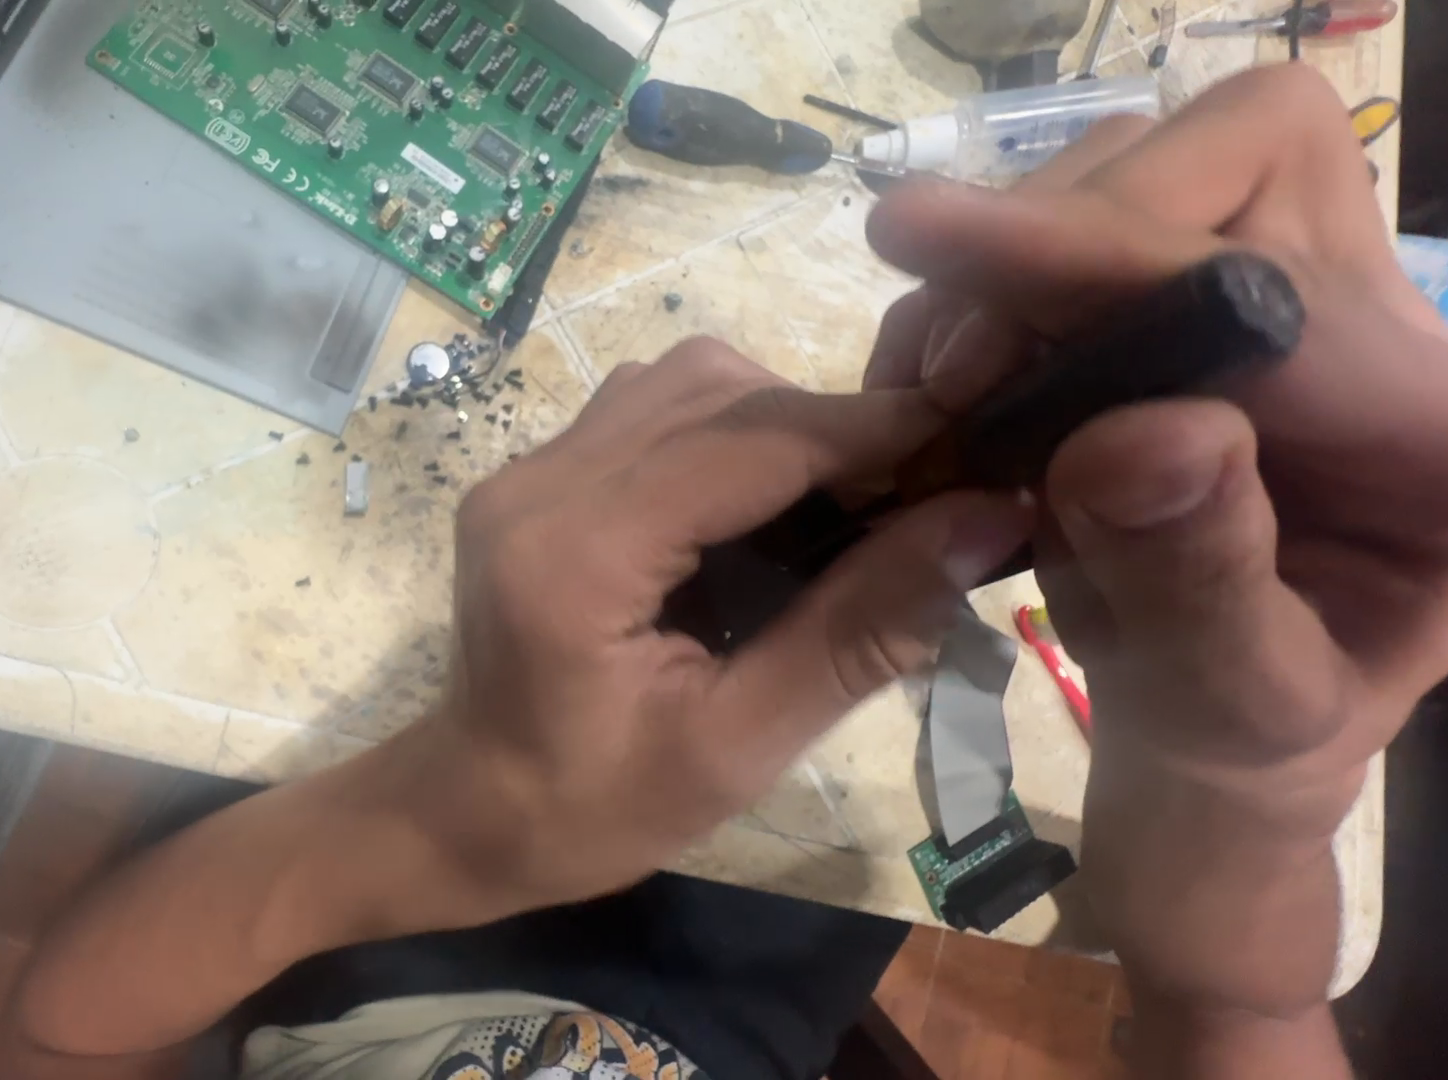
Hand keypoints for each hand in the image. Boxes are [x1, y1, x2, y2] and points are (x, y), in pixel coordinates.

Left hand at [374, 339, 1032, 920]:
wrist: (470, 806)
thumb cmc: (593, 807)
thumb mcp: (734, 746)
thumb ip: (854, 634)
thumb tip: (977, 522)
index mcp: (576, 556)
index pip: (743, 442)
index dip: (865, 429)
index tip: (963, 442)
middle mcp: (537, 484)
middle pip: (709, 391)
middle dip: (822, 423)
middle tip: (902, 489)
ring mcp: (524, 472)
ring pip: (676, 385)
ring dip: (771, 420)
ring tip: (830, 497)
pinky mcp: (529, 479)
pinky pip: (642, 412)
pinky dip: (718, 434)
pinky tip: (750, 502)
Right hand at [864, 63, 1447, 1018]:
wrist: (1205, 730)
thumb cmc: (1235, 738)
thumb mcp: (1227, 702)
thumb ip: (1201, 579)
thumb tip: (1130, 436)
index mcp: (1436, 437)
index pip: (1267, 287)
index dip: (1090, 255)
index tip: (923, 238)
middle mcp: (1361, 340)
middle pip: (1230, 152)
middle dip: (1059, 236)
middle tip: (958, 377)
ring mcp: (1251, 323)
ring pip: (1125, 179)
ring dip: (999, 277)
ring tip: (944, 403)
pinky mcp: (1152, 336)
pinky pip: (1052, 252)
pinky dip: (968, 307)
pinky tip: (942, 401)